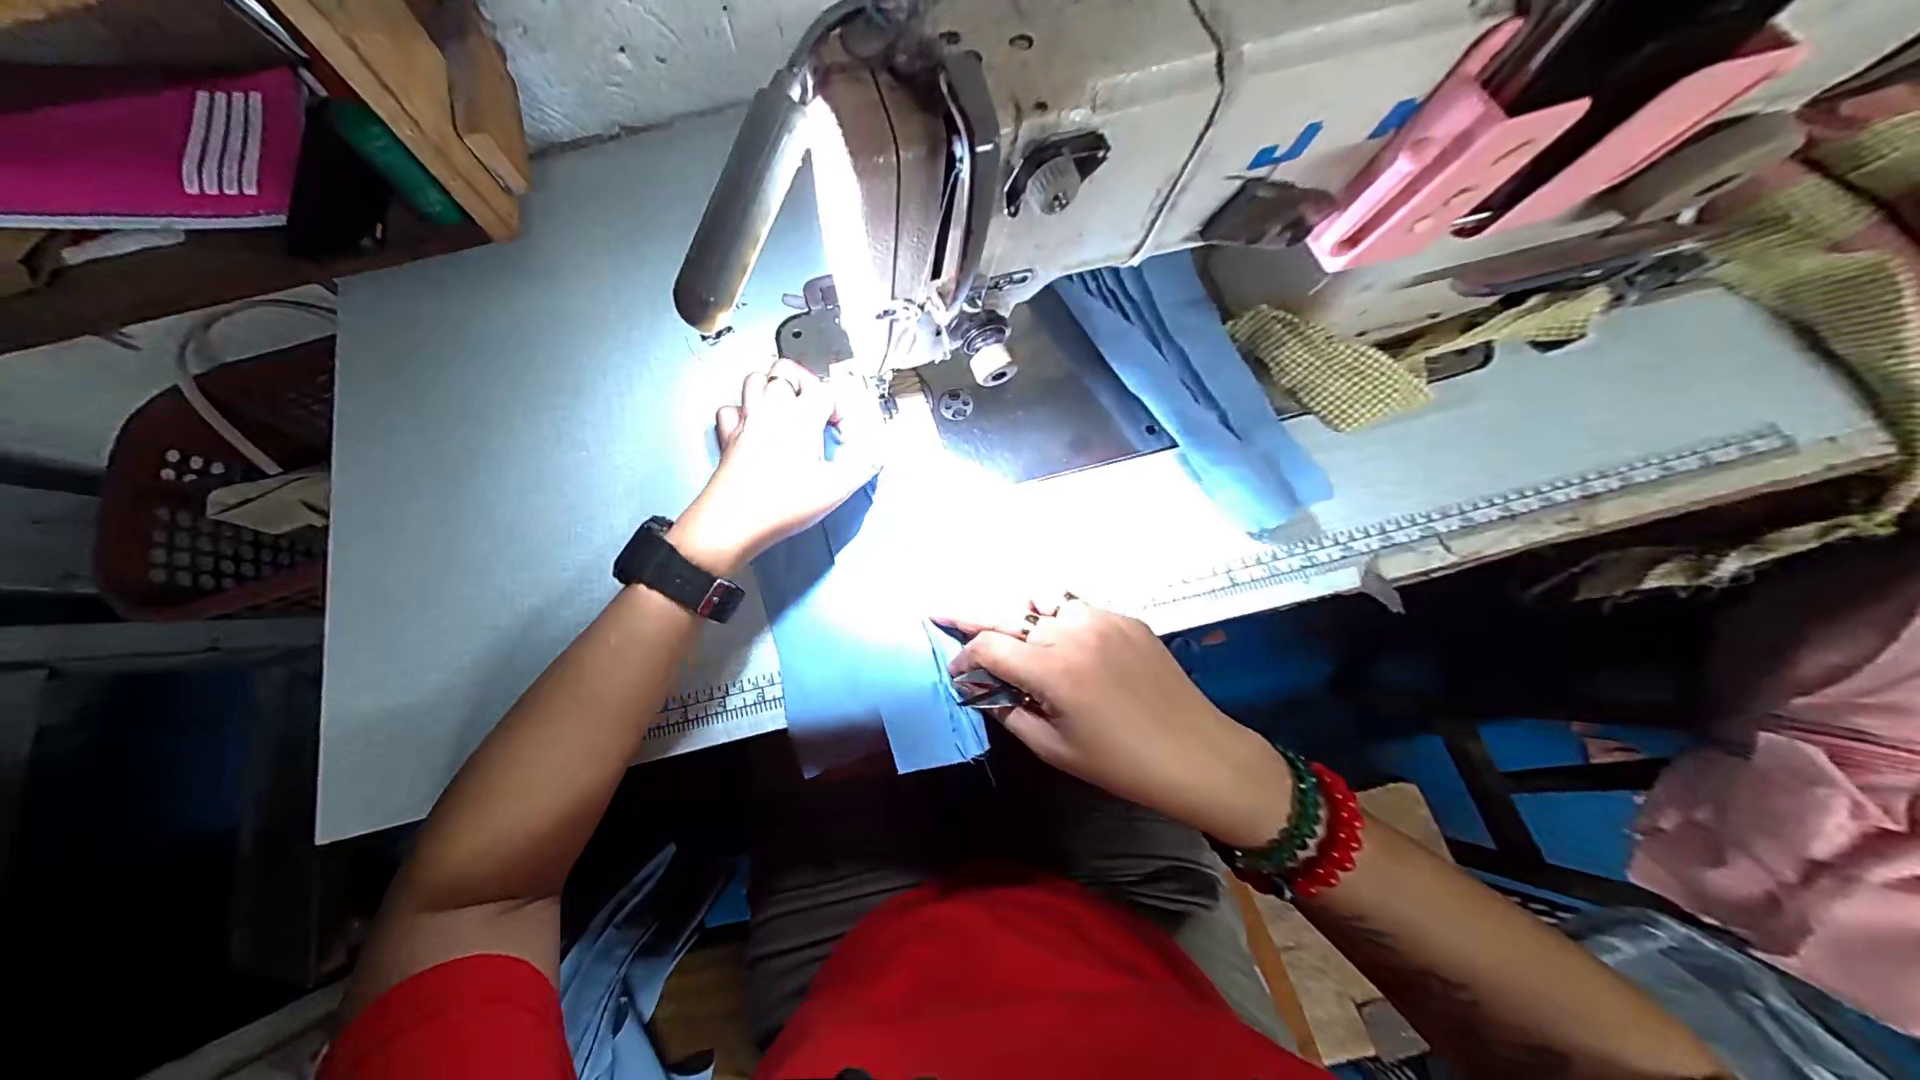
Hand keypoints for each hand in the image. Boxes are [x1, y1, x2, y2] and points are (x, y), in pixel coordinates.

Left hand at [670, 360, 881, 575]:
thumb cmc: (783, 503)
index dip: (837, 406)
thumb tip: (877, 458)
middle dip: (802, 380)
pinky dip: (741, 411)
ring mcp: (747, 420)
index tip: (839, 429)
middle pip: (784, 370)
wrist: (735, 520)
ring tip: (784, 407)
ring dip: (770, 386)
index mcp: (802, 417)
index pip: (824, 390)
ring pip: (754, 379)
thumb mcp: (835, 489)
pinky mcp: (727, 436)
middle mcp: (772, 410)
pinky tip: (753, 426)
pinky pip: (730, 409)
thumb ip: (862, 469)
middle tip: (812, 403)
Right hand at [940, 598, 1295, 847]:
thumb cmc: (1120, 763)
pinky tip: (1067, 644)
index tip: (957, 673)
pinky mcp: (1128, 618)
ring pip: (1046, 606)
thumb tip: (984, 691)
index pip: (988, 647)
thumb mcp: (1053, 748)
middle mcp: (1074, 632)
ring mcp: (1104, 619)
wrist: (1196, 753)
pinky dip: (1063, 621)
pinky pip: (1081, 610)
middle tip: (943, 611)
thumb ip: (1010, 712)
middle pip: (1009, 615)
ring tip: (1020, 637)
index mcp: (1052, 669)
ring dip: (1026, 620)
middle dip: (973, 617)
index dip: (964, 658)